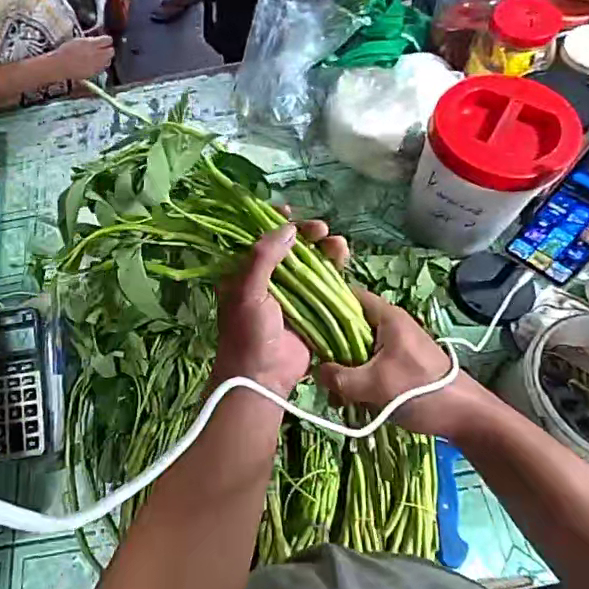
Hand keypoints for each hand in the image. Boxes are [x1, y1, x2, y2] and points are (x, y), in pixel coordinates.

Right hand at [47, 35, 115, 79]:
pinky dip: (100, 66)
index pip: (107, 40)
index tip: (105, 41)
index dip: (107, 40)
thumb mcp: (78, 41)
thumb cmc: (65, 51)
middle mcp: (96, 54)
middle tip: (104, 50)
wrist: (60, 65)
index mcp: (91, 43)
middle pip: (111, 51)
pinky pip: (102, 69)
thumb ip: (90, 42)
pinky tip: (94, 65)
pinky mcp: (94, 73)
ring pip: (108, 61)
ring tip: (99, 58)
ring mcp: (96, 64)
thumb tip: (97, 42)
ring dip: (105, 59)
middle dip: (108, 50)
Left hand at [214, 220, 348, 397]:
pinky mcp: (313, 310)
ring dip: (324, 250)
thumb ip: (264, 257)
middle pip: (291, 248)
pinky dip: (335, 270)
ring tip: (337, 243)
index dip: (275, 223)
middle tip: (320, 229)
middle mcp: (269, 280)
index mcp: (245, 273)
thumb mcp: (248, 291)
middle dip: (306, 234)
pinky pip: (326, 284)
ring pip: (312, 263)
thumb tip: (287, 228)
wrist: (263, 378)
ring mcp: (292, 295)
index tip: (290, 210)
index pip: (260, 239)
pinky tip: (343, 258)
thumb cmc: (248, 334)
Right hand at [317, 289, 496, 438]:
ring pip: (357, 347)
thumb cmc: (419, 392)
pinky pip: (369, 363)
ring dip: (343, 367)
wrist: (464, 416)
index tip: (303, 319)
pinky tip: (348, 399)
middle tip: (313, 363)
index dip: (324, 302)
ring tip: (332, 391)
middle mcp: (391, 325)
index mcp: (387, 317)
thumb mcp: (372, 386)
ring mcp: (396, 345)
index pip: (349, 295)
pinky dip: (357, 377)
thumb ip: (338, 377)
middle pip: (349, 324)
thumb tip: (316, 372)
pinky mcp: (399, 364)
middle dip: (330, 345)